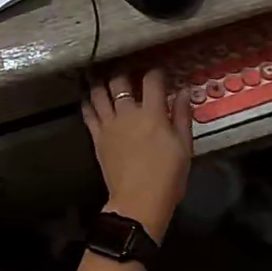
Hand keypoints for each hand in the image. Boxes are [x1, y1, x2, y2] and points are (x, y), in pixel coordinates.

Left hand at [82, 69, 190, 241]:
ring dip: (100, 82)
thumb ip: (182, 116)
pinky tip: (88, 98)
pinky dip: (87, 102)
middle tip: (126, 70)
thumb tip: (182, 92)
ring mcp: (109, 124)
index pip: (152, 81)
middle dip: (123, 72)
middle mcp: (128, 113)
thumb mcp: (184, 146)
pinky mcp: (96, 136)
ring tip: (101, 76)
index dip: (155, 72)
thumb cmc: (168, 176)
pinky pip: (88, 113)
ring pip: (99, 94)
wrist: (139, 200)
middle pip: (120, 82)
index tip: (157, 71)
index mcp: (153, 113)